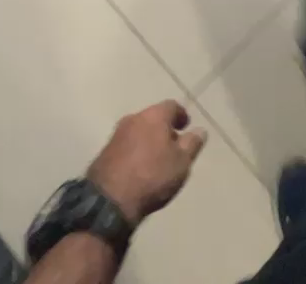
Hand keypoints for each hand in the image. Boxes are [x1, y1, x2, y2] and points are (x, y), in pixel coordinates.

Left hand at [87, 101, 207, 223]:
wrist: (109, 200)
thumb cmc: (152, 176)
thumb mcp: (181, 162)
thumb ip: (192, 144)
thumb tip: (201, 130)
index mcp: (154, 116)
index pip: (172, 105)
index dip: (181, 115)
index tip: (186, 127)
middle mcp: (134, 118)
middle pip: (153, 117)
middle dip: (164, 128)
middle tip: (173, 145)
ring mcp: (116, 134)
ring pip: (138, 130)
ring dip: (148, 139)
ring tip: (156, 158)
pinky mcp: (104, 152)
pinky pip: (126, 145)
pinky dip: (135, 150)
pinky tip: (139, 167)